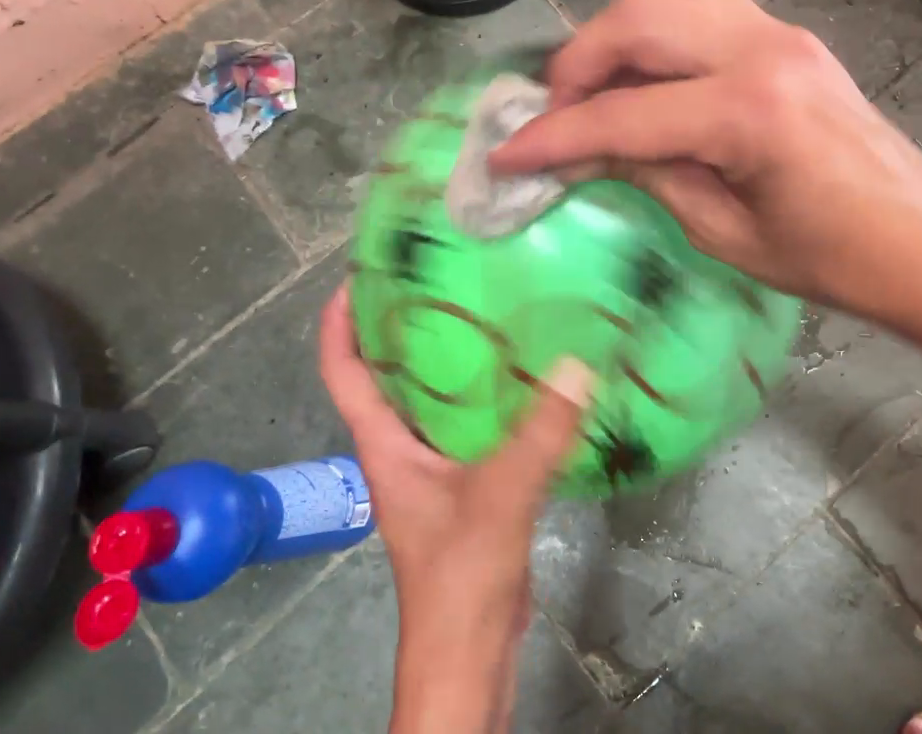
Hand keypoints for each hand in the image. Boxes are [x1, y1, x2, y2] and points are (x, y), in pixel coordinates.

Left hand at [316, 288, 593, 733]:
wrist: (469, 649)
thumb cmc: (460, 574)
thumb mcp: (497, 496)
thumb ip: (538, 434)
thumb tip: (579, 364)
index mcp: (385, 444)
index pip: (344, 371)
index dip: (343, 321)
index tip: (363, 272)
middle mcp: (403, 448)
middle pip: (391, 374)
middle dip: (408, 324)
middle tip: (446, 275)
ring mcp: (435, 467)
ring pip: (436, 398)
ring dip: (454, 358)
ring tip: (492, 310)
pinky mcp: (469, 484)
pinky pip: (473, 423)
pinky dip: (491, 394)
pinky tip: (530, 377)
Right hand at [491, 0, 921, 332]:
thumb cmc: (831, 262)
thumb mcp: (724, 234)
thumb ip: (649, 175)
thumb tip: (585, 148)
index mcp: (749, 113)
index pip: (624, 114)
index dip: (554, 136)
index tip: (505, 155)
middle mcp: (763, 51)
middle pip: (639, 20)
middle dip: (578, 63)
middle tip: (554, 114)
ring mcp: (782, 34)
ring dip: (622, 33)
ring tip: (603, 89)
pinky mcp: (791, 38)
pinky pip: (709, 6)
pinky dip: (664, 29)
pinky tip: (656, 77)